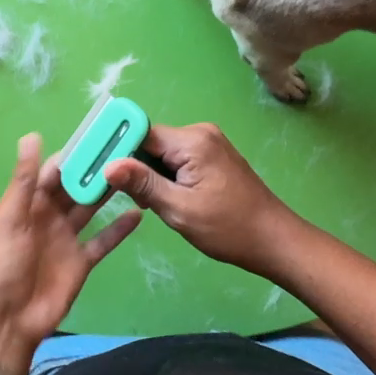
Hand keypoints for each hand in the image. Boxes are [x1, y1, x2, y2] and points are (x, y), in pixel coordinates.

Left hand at [0, 133, 143, 345]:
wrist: (8, 320)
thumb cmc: (1, 265)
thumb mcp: (10, 218)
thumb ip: (23, 180)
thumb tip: (32, 136)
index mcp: (28, 203)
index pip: (52, 171)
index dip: (73, 154)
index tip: (99, 135)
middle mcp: (48, 217)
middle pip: (75, 188)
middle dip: (95, 170)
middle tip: (127, 149)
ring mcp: (66, 239)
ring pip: (90, 210)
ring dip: (108, 193)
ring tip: (136, 173)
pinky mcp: (81, 262)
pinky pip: (103, 241)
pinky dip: (120, 229)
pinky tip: (139, 214)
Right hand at [104, 122, 303, 276]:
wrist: (275, 241)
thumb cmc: (228, 229)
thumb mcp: (179, 209)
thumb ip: (142, 184)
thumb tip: (107, 165)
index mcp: (192, 141)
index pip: (140, 133)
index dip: (118, 150)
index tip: (100, 172)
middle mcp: (200, 133)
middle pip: (150, 141)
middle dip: (135, 166)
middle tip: (130, 197)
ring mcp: (209, 143)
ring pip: (162, 152)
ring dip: (151, 175)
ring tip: (153, 204)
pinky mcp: (213, 156)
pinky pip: (177, 159)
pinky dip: (166, 176)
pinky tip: (169, 199)